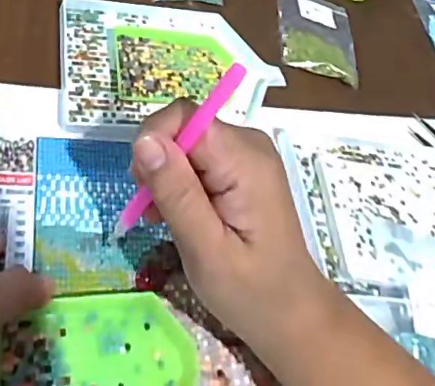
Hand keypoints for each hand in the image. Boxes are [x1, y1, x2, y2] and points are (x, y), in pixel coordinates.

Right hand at [129, 102, 337, 348]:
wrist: (294, 318)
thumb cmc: (251, 292)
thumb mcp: (206, 249)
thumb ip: (175, 191)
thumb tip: (143, 140)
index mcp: (244, 158)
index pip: (184, 116)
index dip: (154, 139)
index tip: (141, 183)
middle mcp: (247, 143)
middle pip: (183, 128)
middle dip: (158, 163)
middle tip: (152, 211)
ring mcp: (246, 153)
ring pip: (186, 143)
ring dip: (166, 176)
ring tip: (164, 219)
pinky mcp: (240, 167)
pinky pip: (197, 158)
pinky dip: (180, 181)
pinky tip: (178, 214)